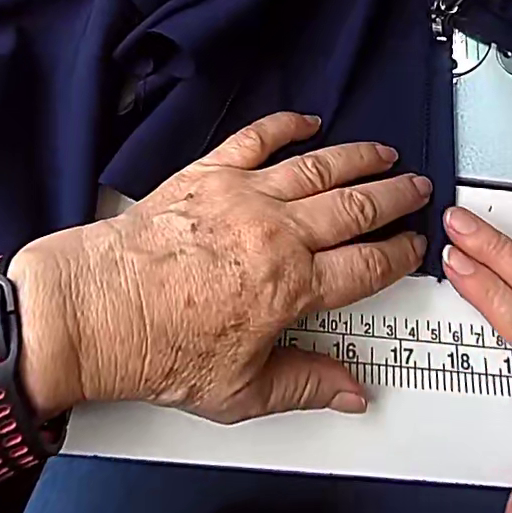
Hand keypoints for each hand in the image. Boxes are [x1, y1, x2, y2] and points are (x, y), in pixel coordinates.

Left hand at [11, 112, 429, 423]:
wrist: (98, 307)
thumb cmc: (158, 345)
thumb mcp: (241, 389)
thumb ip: (304, 385)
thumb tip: (348, 390)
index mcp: (291, 288)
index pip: (368, 266)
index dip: (399, 254)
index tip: (412, 246)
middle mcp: (275, 234)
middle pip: (354, 207)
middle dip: (393, 196)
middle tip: (413, 189)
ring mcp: (241, 197)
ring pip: (317, 168)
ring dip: (356, 158)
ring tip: (381, 153)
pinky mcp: (206, 174)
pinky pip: (255, 138)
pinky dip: (284, 125)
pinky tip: (305, 121)